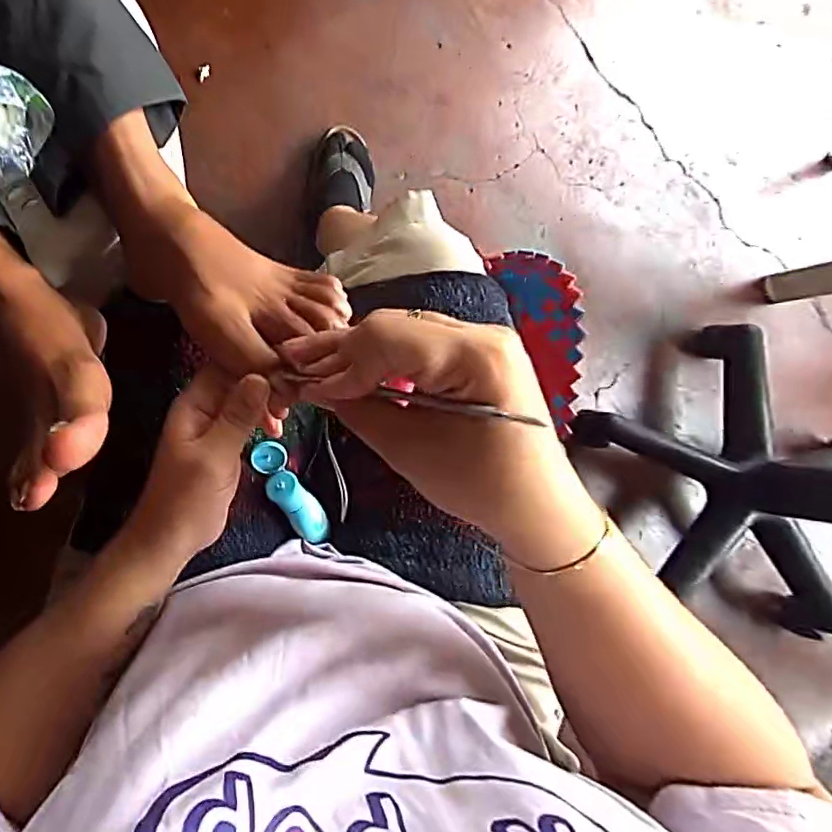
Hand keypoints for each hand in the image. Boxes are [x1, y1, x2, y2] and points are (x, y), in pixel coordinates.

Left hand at [122, 369, 271, 555]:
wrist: (171, 537)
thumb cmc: (186, 499)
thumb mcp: (215, 455)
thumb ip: (237, 416)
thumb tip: (260, 377)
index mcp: (191, 405)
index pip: (222, 365)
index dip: (252, 363)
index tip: (284, 370)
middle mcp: (199, 410)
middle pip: (234, 379)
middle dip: (263, 383)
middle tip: (290, 397)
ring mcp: (210, 427)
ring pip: (241, 400)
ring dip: (264, 403)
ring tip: (284, 416)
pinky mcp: (221, 445)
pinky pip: (242, 420)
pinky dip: (259, 420)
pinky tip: (275, 429)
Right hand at [279, 310, 598, 554]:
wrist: (536, 505)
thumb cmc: (480, 484)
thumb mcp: (409, 447)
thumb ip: (359, 410)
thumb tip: (316, 387)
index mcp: (477, 355)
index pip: (387, 338)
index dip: (341, 361)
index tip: (309, 386)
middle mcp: (482, 334)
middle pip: (391, 325)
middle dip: (340, 348)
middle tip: (294, 361)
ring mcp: (480, 340)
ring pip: (398, 329)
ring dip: (354, 349)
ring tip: (312, 361)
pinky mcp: (472, 353)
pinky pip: (413, 342)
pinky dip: (378, 355)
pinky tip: (349, 367)